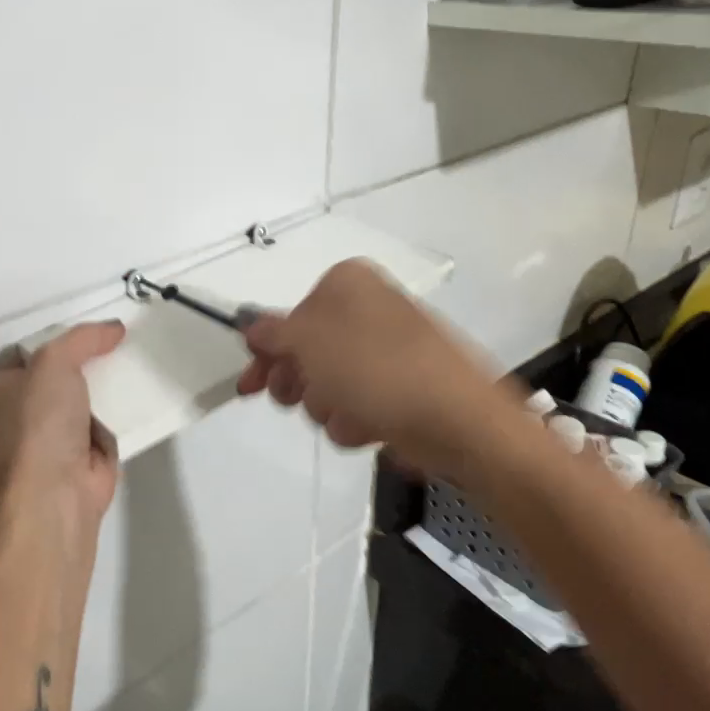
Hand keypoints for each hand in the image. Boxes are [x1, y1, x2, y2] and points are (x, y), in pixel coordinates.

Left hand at [0, 321, 126, 534]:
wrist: (56, 495)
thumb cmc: (41, 423)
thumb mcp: (54, 362)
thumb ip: (83, 338)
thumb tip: (115, 329)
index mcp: (5, 387)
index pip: (33, 350)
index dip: (62, 334)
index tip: (97, 325)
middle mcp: (29, 410)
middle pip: (67, 371)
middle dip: (94, 357)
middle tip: (128, 336)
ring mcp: (61, 434)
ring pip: (92, 395)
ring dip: (115, 381)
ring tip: (145, 355)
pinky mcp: (90, 454)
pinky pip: (113, 421)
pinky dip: (129, 409)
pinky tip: (151, 389)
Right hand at [237, 260, 520, 477]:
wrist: (458, 420)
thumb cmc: (377, 370)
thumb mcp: (308, 342)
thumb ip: (271, 332)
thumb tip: (251, 324)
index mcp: (347, 284)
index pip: (288, 316)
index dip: (266, 353)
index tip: (251, 385)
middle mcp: (369, 309)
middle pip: (307, 350)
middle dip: (297, 382)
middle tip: (291, 400)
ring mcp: (389, 349)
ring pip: (330, 382)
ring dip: (327, 405)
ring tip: (345, 415)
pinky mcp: (404, 386)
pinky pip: (360, 403)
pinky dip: (356, 419)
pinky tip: (368, 426)